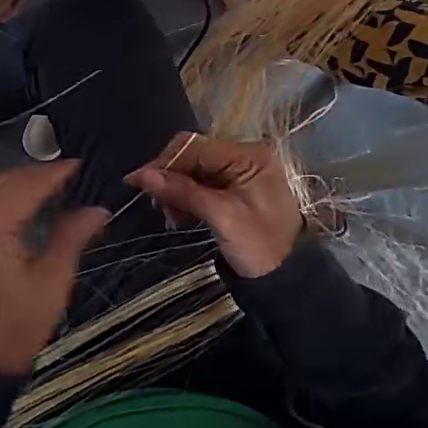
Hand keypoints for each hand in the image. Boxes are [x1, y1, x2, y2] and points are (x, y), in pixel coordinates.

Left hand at [0, 161, 108, 375]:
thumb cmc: (10, 330)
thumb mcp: (49, 284)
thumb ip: (70, 238)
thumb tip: (96, 210)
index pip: (25, 185)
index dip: (54, 174)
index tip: (78, 164)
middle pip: (2, 183)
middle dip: (34, 177)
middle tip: (66, 178)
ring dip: (14, 188)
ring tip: (46, 192)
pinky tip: (16, 209)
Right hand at [126, 133, 304, 277]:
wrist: (289, 280)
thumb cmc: (260, 246)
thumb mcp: (220, 217)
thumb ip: (182, 191)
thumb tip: (140, 175)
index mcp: (248, 156)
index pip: (194, 147)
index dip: (164, 162)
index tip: (137, 182)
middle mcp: (244, 155)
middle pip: (191, 154)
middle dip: (169, 176)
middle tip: (157, 204)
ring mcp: (239, 171)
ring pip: (191, 168)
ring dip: (174, 188)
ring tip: (170, 214)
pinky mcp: (233, 186)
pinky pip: (198, 181)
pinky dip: (185, 195)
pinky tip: (180, 213)